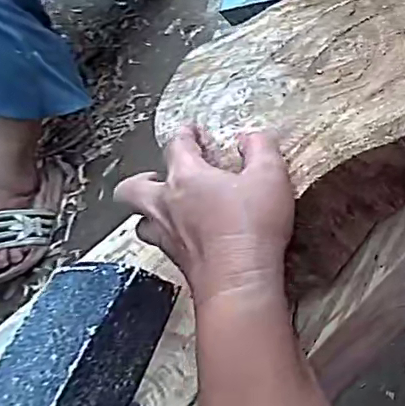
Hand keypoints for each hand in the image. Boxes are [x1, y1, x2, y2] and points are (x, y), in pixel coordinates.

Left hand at [115, 126, 294, 302]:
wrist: (239, 275)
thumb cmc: (254, 223)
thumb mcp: (272, 175)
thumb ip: (262, 150)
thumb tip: (251, 137)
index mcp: (188, 178)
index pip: (177, 148)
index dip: (184, 135)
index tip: (189, 130)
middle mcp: (166, 204)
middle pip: (133, 187)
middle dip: (144, 179)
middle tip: (162, 177)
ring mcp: (166, 233)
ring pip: (139, 218)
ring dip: (150, 211)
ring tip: (170, 209)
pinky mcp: (175, 257)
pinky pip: (159, 242)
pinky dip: (168, 235)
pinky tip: (186, 236)